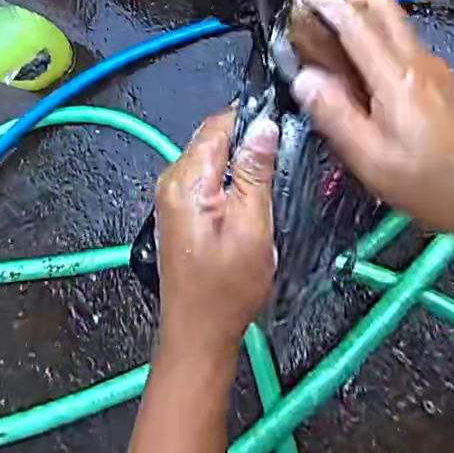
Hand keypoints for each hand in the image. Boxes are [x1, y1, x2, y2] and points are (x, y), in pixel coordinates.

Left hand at [153, 109, 278, 358]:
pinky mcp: (178, 207)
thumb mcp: (252, 227)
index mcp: (187, 179)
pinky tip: (250, 191)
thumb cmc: (226, 288)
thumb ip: (257, 172)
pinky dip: (229, 173)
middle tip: (281, 148)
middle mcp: (172, 179)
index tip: (281, 120)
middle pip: (212, 136)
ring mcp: (171, 193)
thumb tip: (265, 125)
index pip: (219, 124)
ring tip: (270, 170)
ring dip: (240, 156)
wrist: (198, 335)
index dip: (251, 117)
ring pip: (211, 153)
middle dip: (246, 136)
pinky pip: (206, 173)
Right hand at [291, 0, 453, 239]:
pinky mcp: (445, 79)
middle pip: (382, 4)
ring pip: (395, 22)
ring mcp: (436, 67)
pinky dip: (380, 41)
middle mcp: (419, 61)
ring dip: (363, 20)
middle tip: (320, 20)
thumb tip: (305, 79)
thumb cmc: (433, 185)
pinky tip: (368, 76)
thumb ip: (334, 114)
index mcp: (397, 77)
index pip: (355, 23)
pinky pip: (406, 43)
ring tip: (336, 49)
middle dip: (347, 0)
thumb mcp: (371, 159)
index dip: (325, 2)